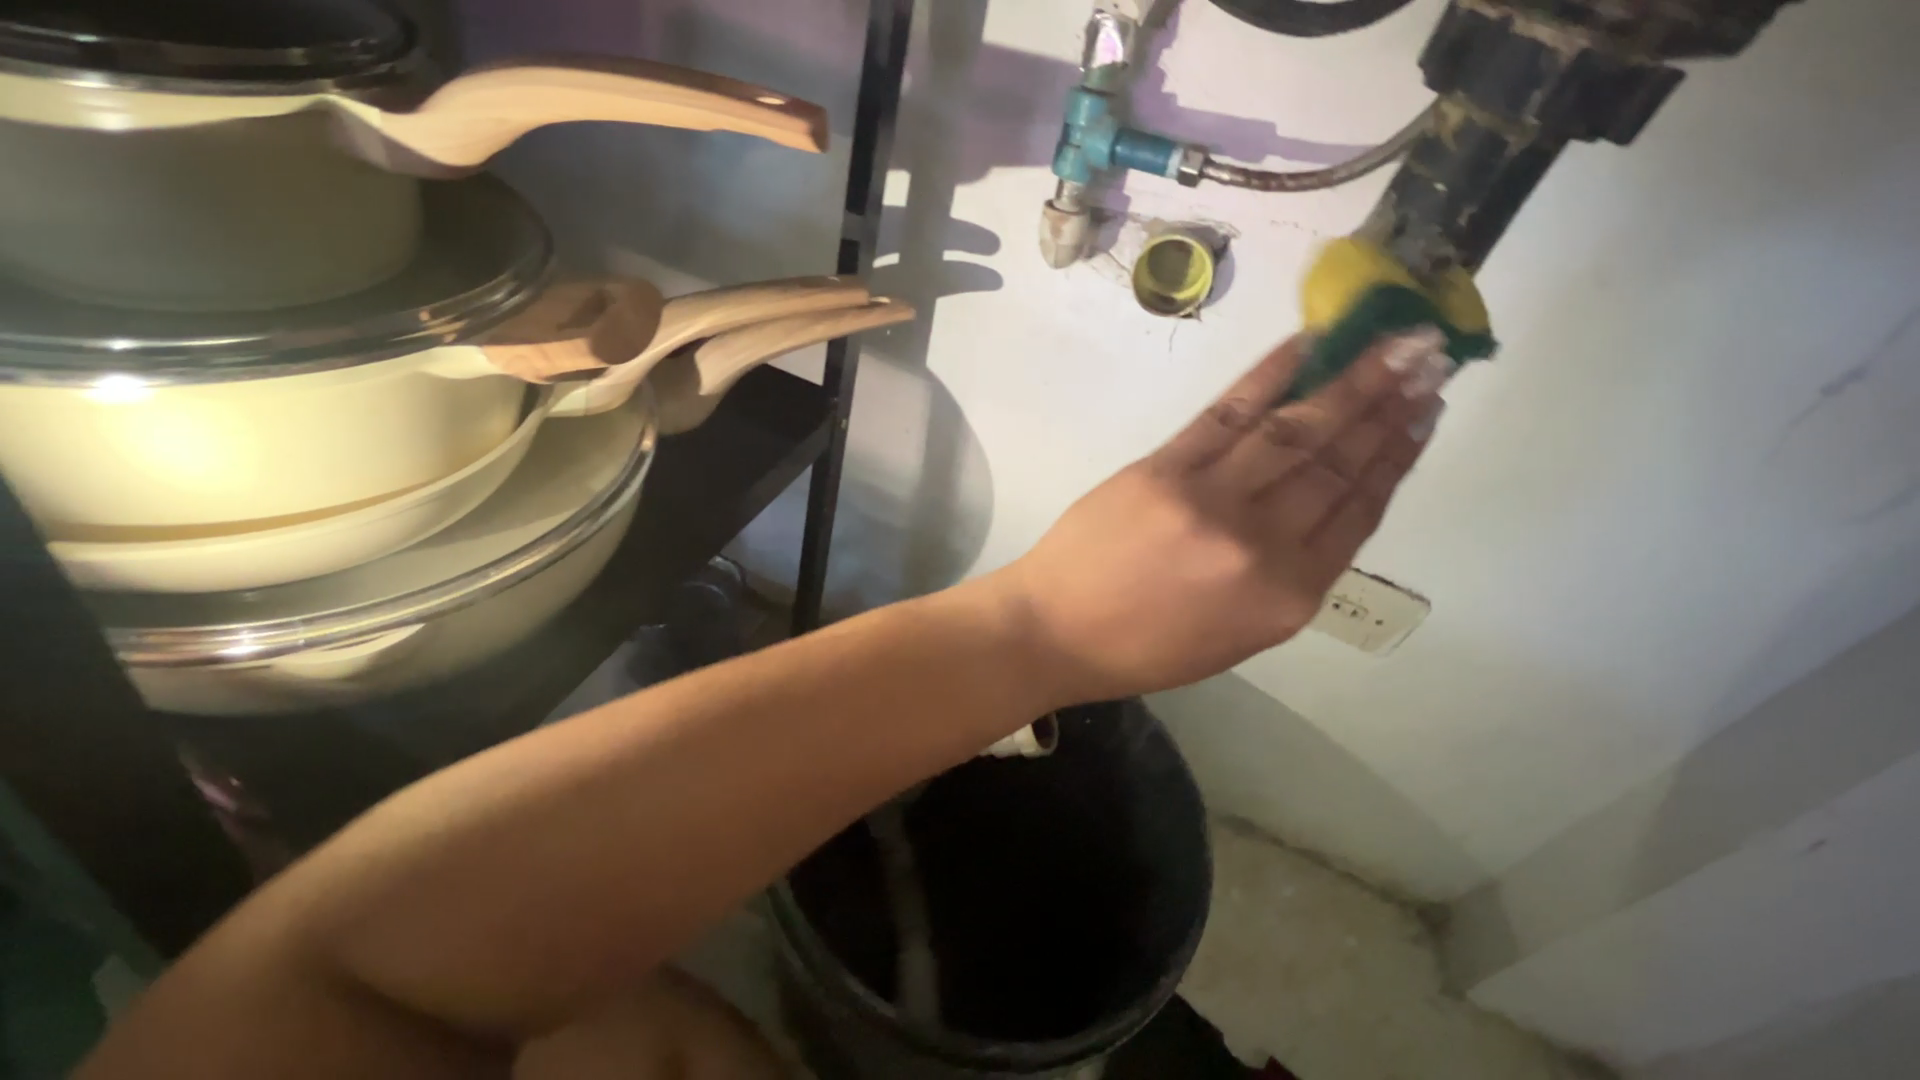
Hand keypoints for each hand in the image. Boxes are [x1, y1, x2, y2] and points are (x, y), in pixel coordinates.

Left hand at [986, 327, 1453, 704]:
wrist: (1058, 632)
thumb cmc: (1149, 646)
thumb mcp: (1241, 634)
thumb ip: (1292, 576)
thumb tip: (1334, 505)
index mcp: (1288, 597)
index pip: (1359, 512)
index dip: (1398, 455)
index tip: (1427, 412)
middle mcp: (1262, 545)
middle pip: (1337, 463)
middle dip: (1388, 406)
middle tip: (1428, 356)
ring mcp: (1212, 500)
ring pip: (1296, 431)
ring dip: (1349, 381)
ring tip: (1392, 342)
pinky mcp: (1164, 469)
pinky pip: (1229, 413)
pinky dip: (1271, 375)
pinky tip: (1308, 344)